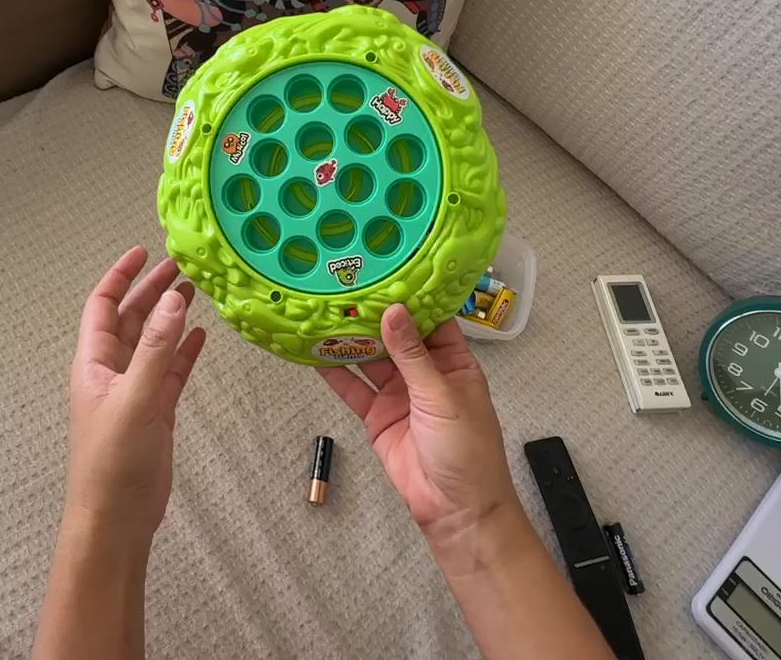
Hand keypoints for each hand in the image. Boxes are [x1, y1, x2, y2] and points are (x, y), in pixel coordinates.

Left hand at [63, 247, 206, 550]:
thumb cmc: (113, 460)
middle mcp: (113, 370)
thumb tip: (174, 298)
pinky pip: (171, 369)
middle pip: (132, 318)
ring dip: (171, 315)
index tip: (143, 251)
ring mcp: (136, 390)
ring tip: (196, 290)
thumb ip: (157, 348)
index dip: (120, 277)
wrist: (116, 521)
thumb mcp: (136, 398)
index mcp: (95, 362)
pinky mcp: (156, 410)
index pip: (103, 306)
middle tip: (183, 265)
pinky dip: (185, 350)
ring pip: (154, 341)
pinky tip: (202, 334)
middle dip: (152, 290)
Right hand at [317, 305, 519, 545]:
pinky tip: (313, 352)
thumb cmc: (466, 449)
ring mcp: (398, 393)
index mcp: (453, 361)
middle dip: (371, 314)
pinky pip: (353, 387)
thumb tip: (392, 310)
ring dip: (349, 339)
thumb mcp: (441, 396)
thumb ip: (412, 354)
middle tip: (344, 286)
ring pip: (370, 358)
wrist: (455, 511)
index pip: (429, 320)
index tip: (384, 269)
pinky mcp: (376, 415)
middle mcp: (424, 372)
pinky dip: (334, 371)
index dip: (409, 296)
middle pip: (394, 335)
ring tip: (323, 311)